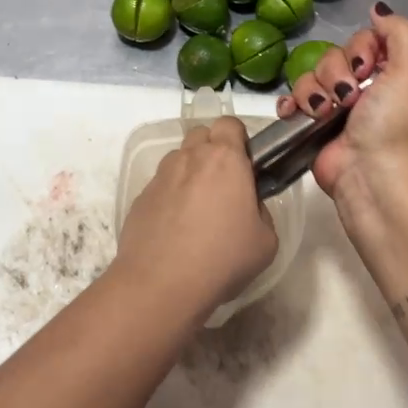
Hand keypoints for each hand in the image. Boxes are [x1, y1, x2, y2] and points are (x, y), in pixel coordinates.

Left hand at [113, 116, 277, 319]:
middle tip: (223, 185)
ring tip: (196, 211)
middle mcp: (190, 158)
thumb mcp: (266, 241)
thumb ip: (261, 213)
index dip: (239, 139)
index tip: (245, 166)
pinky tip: (175, 230)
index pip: (230, 124)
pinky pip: (161, 186)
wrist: (161, 284)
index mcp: (225, 159)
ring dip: (190, 172)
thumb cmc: (222, 258)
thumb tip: (248, 208)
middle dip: (212, 150)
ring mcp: (161, 176)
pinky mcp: (141, 197)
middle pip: (201, 135)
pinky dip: (170, 197)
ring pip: (179, 159)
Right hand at [275, 2, 407, 197]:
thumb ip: (400, 31)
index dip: (359, 48)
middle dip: (336, 72)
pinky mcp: (312, 125)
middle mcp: (363, 87)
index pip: (363, 39)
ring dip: (314, 91)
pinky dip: (290, 104)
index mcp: (390, 73)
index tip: (366, 68)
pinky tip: (295, 112)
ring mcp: (335, 107)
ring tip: (326, 114)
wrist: (372, 174)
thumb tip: (376, 10)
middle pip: (332, 55)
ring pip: (310, 75)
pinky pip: (292, 100)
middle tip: (349, 97)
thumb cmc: (395, 121)